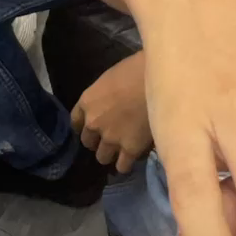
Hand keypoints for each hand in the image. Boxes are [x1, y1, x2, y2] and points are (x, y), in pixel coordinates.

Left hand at [72, 52, 152, 171]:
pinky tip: (135, 158)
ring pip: (103, 157)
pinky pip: (123, 166)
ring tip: (124, 150)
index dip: (85, 126)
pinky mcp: (130, 149)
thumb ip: (105, 97)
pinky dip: (127, 164)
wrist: (160, 78)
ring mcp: (111, 138)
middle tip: (113, 137)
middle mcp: (94, 123)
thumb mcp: (111, 79)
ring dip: (112, 154)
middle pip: (88, 142)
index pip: (75, 122)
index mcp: (87, 101)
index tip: (94, 127)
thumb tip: (112, 104)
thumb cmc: (138, 69)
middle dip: (99, 141)